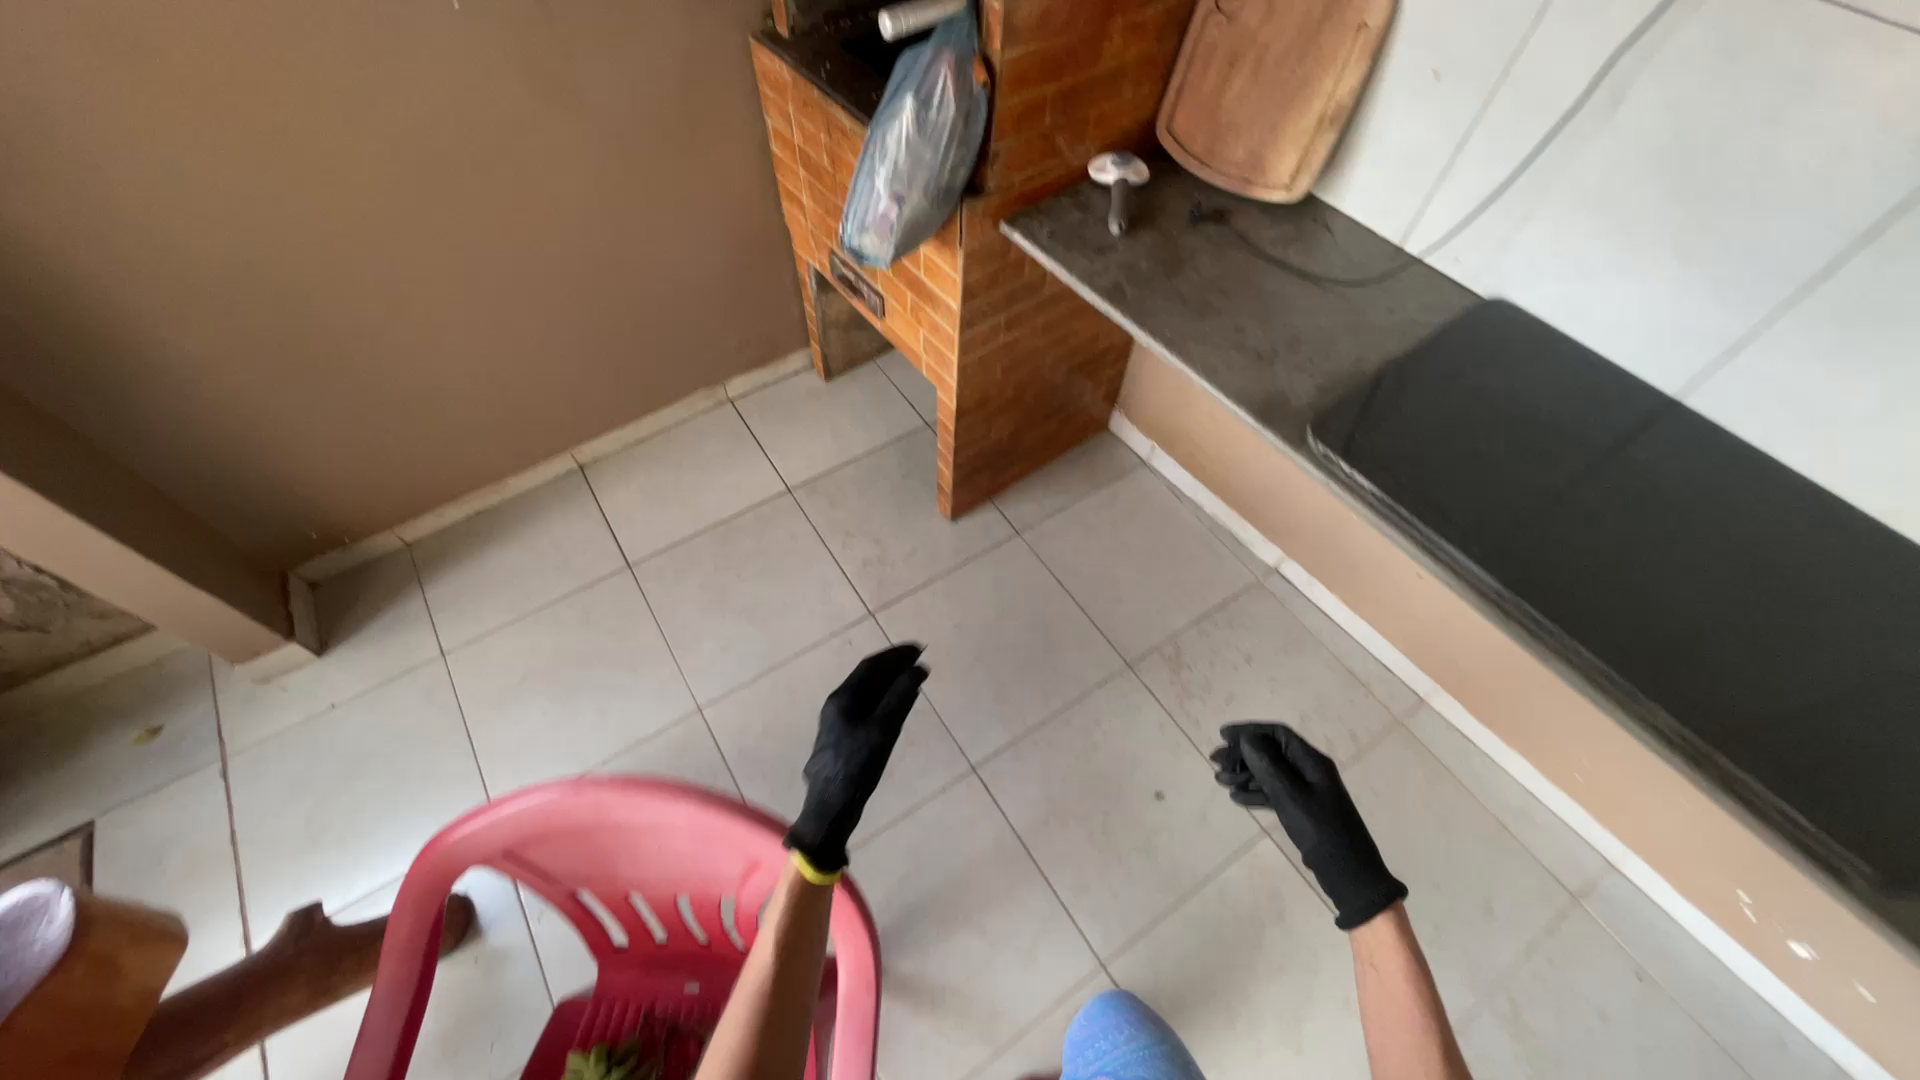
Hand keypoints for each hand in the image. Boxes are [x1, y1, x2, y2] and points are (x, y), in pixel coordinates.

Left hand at [784, 644, 929, 873]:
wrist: (829, 807)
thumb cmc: (857, 767)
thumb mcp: (883, 731)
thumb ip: (900, 698)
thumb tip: (918, 669)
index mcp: (842, 698)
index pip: (872, 665)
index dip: (896, 655)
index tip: (918, 649)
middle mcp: (836, 704)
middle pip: (867, 677)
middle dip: (893, 666)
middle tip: (918, 661)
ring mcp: (836, 721)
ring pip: (865, 693)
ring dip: (888, 683)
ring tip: (911, 680)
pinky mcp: (841, 737)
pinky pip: (864, 707)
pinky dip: (883, 700)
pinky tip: (895, 707)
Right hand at [1212, 723, 1405, 929]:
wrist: (1347, 872)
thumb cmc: (1320, 830)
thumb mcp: (1291, 795)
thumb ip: (1268, 765)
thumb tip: (1248, 739)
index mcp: (1312, 761)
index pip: (1277, 734)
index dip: (1249, 730)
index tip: (1223, 735)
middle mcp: (1309, 770)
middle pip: (1270, 752)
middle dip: (1242, 754)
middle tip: (1215, 760)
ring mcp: (1306, 790)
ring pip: (1269, 773)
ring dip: (1244, 774)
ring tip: (1220, 781)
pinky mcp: (1302, 809)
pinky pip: (1273, 793)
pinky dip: (1255, 793)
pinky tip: (1236, 799)